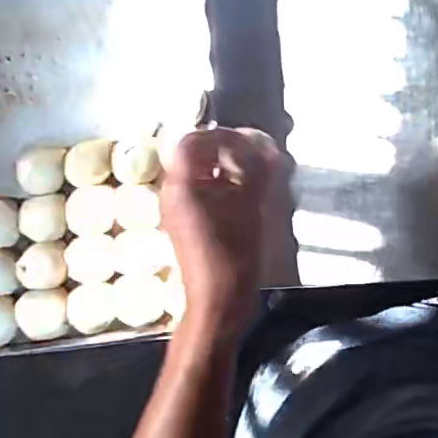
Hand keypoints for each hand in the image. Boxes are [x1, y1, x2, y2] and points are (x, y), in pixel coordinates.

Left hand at [160, 128, 284, 340]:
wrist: (220, 302)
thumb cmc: (232, 253)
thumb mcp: (248, 204)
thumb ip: (254, 168)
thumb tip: (263, 144)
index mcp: (180, 185)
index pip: (193, 141)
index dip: (223, 135)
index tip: (252, 142)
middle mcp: (174, 195)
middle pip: (198, 158)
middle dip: (231, 152)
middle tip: (262, 157)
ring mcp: (181, 213)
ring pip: (206, 178)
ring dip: (233, 171)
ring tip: (263, 176)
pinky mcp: (193, 228)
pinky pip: (209, 197)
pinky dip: (230, 190)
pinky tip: (254, 199)